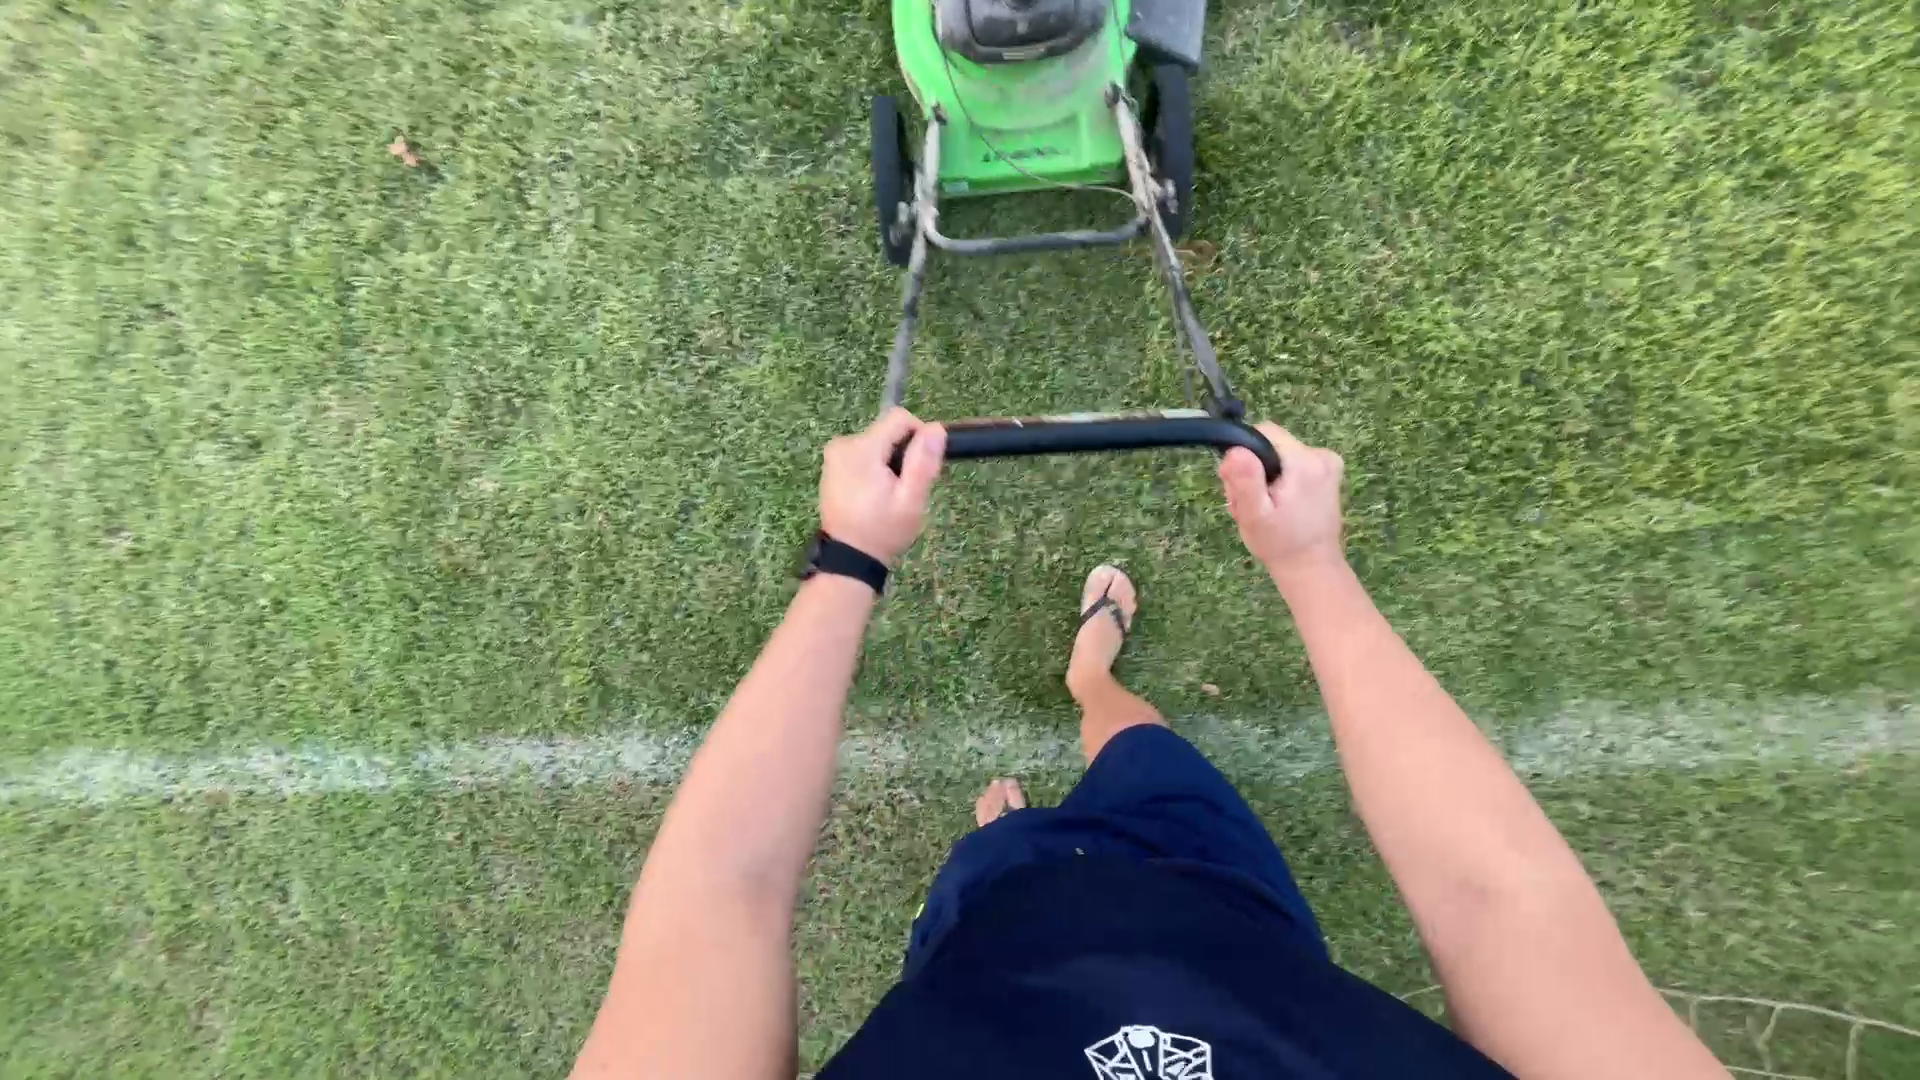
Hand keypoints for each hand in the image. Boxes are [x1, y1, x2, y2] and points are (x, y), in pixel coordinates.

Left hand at [819, 408, 946, 561]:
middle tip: (904, 489)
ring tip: (889, 495)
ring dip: (889, 463)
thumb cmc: (883, 531)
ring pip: (877, 442)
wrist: (849, 557)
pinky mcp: (832, 466)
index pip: (900, 418)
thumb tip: (936, 428)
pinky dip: (874, 468)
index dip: (919, 437)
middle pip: (888, 431)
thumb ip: (923, 462)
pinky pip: (863, 454)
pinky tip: (874, 495)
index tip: (920, 468)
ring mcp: (834, 455)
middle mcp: (843, 444)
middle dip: (902, 455)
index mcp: (862, 448)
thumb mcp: (911, 501)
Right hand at [1218, 422, 1345, 577]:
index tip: (1238, 485)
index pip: (1263, 433)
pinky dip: (1278, 480)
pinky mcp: (1327, 472)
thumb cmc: (1279, 544)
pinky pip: (1291, 463)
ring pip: (1278, 455)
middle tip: (1249, 504)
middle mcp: (1322, 455)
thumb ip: (1245, 480)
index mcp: (1305, 462)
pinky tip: (1276, 504)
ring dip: (1263, 477)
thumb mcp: (1254, 515)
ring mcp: (1328, 463)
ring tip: (1263, 507)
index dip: (1243, 455)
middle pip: (1270, 445)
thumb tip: (1235, 449)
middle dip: (1252, 471)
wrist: (1311, 566)